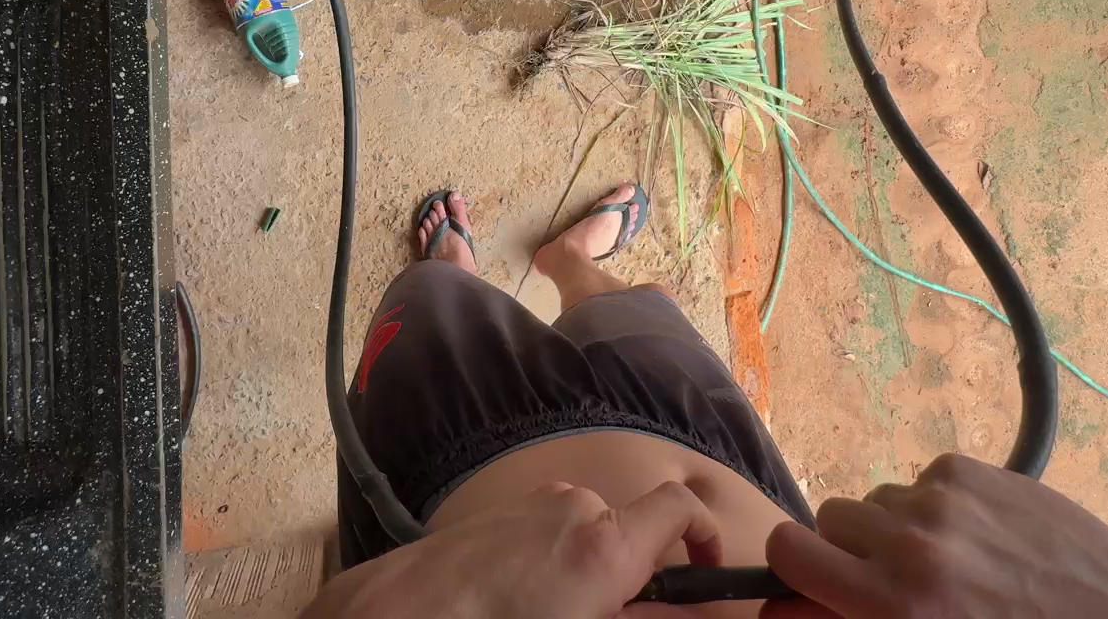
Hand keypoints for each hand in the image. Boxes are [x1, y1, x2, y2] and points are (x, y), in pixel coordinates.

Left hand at [306, 480, 722, 618]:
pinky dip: (556, 559)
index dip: (705, 535)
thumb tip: (682, 612)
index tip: (708, 572)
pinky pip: (549, 528)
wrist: (399, 616)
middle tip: (615, 618)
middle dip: (635, 576)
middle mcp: (574, 505)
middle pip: (632, 530)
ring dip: (591, 571)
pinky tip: (523, 601)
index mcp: (604, 542)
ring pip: (588, 532)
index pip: (679, 507)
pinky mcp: (503, 507)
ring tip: (560, 613)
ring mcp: (533, 501)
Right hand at [762, 454, 1107, 618]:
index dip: (793, 568)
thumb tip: (778, 614)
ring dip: (897, 531)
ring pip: (877, 500)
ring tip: (957, 567)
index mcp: (897, 604)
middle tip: (895, 583)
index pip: (789, 550)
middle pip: (828, 517)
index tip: (813, 584)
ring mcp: (941, 496)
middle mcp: (909, 539)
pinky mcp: (971, 469)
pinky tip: (987, 543)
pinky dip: (941, 510)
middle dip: (849, 550)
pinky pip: (923, 483)